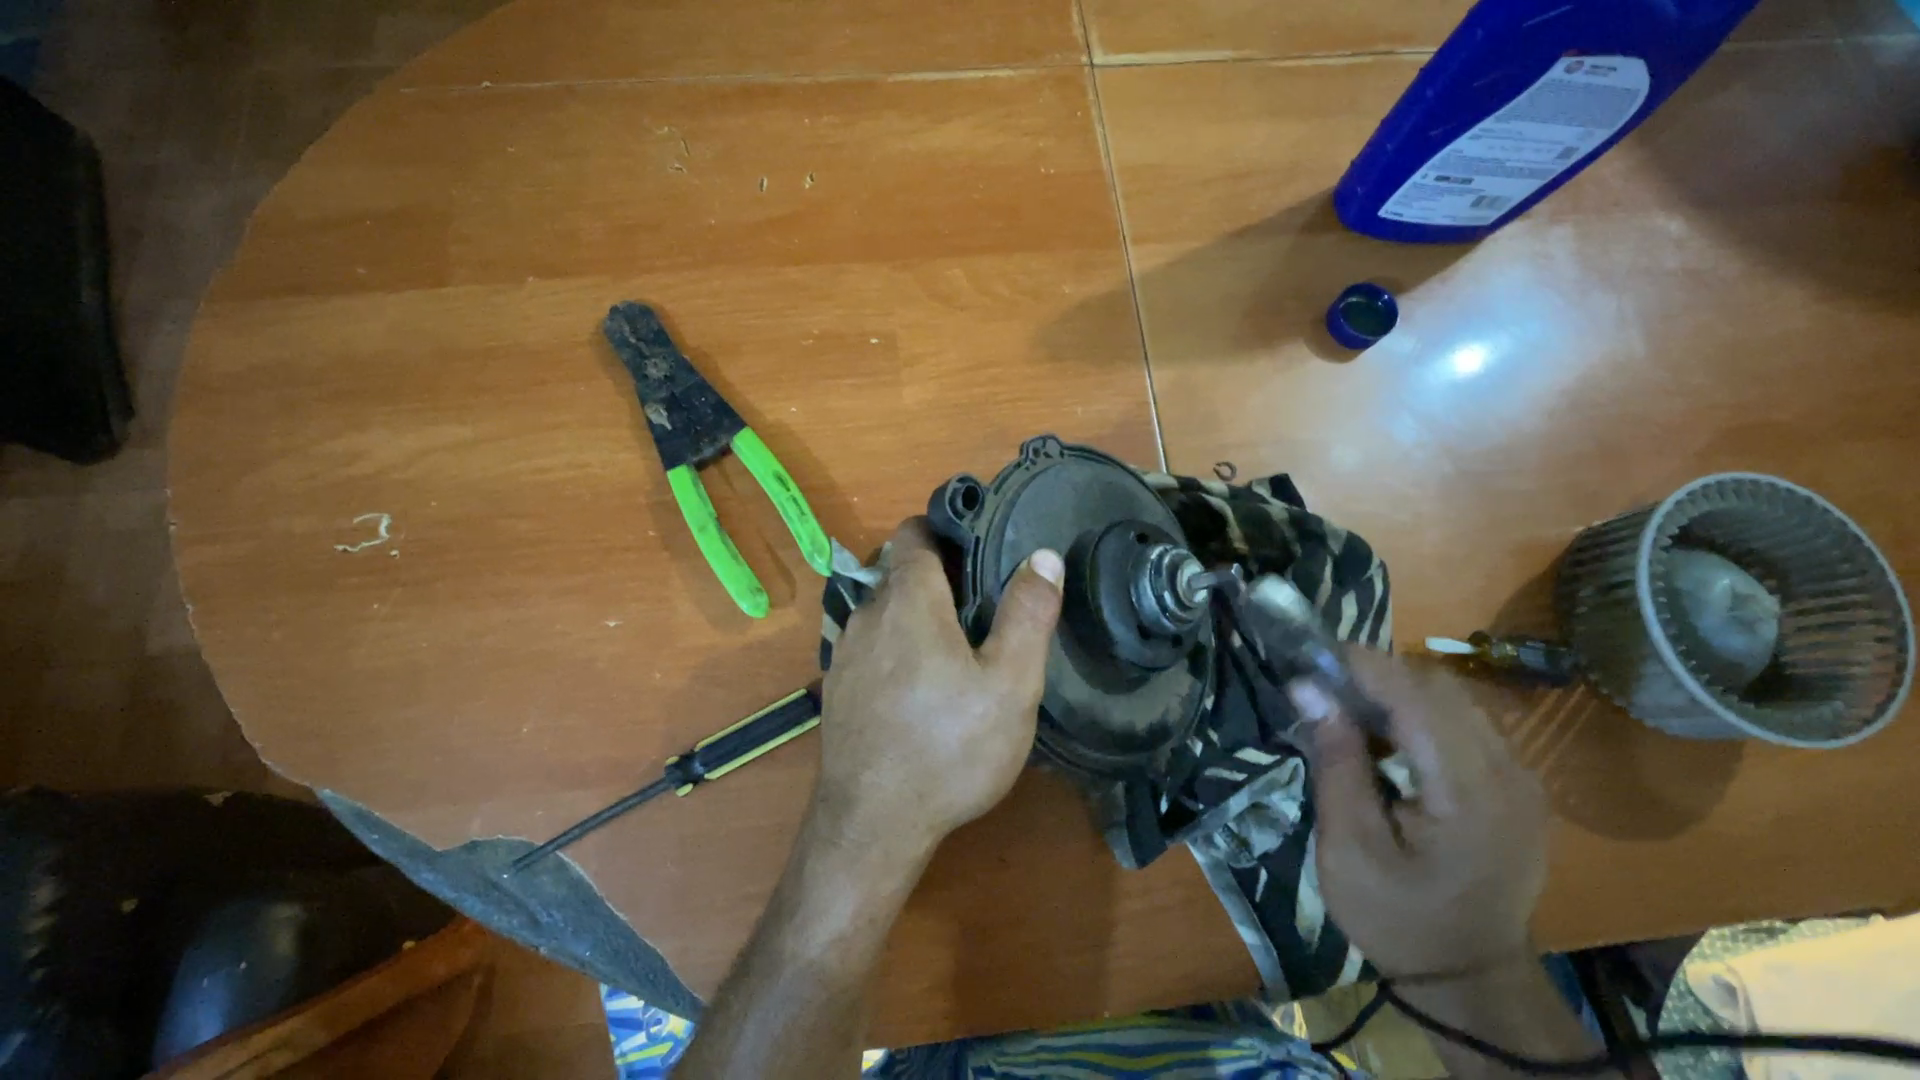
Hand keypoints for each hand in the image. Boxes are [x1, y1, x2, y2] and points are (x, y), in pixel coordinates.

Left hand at [815, 518, 1064, 859]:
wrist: (873, 824)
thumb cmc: (949, 748)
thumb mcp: (1010, 685)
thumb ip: (1027, 614)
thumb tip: (1042, 556)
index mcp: (907, 600)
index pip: (914, 534)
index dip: (945, 530)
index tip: (979, 546)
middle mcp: (866, 615)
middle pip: (899, 574)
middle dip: (936, 578)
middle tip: (981, 605)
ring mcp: (844, 655)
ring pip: (883, 614)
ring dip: (914, 618)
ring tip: (955, 648)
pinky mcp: (837, 692)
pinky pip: (870, 650)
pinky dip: (895, 651)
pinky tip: (920, 691)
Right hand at [1293, 649, 1548, 978]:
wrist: (1470, 978)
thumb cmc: (1398, 918)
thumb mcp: (1348, 847)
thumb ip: (1336, 762)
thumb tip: (1310, 689)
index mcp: (1469, 791)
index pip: (1418, 698)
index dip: (1366, 666)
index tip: (1314, 654)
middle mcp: (1509, 773)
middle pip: (1443, 689)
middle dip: (1380, 675)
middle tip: (1325, 686)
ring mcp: (1522, 780)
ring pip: (1458, 702)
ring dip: (1401, 693)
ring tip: (1349, 709)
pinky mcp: (1518, 788)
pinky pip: (1469, 727)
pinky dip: (1423, 716)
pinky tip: (1388, 738)